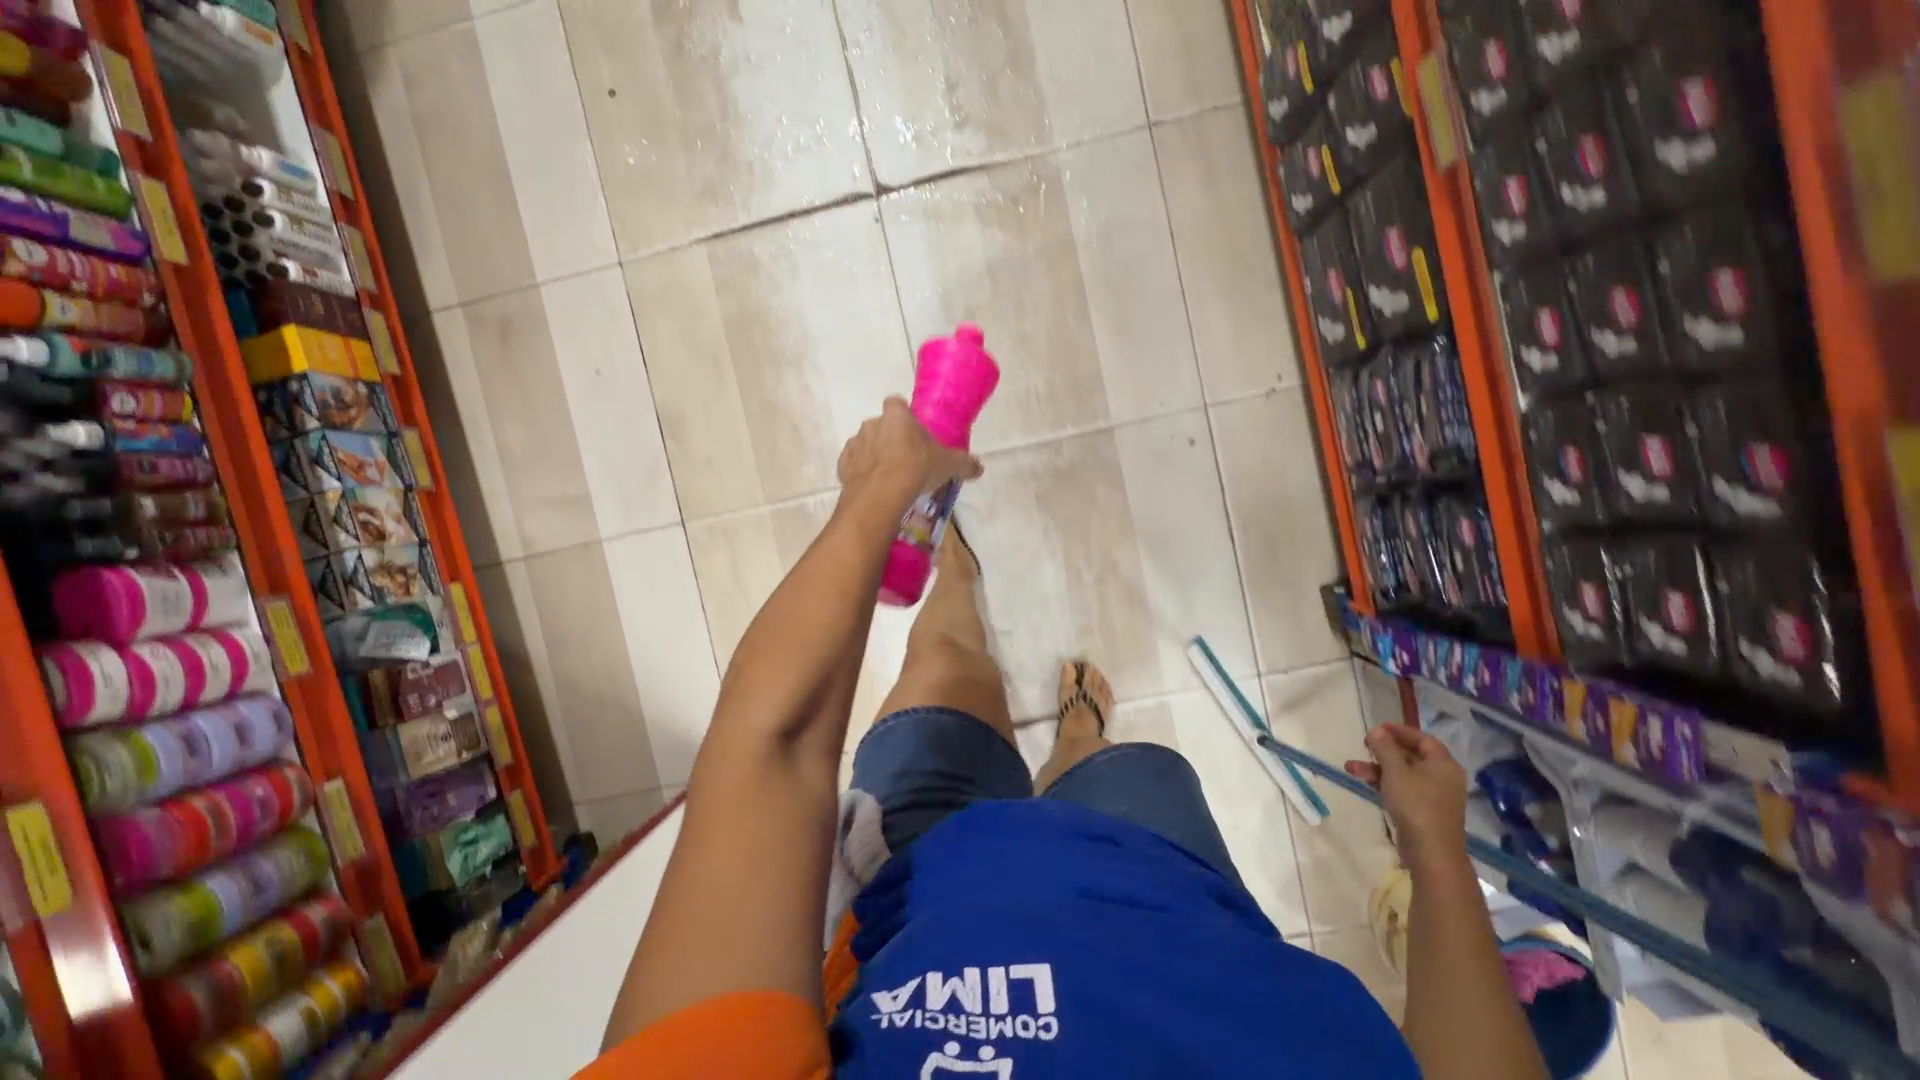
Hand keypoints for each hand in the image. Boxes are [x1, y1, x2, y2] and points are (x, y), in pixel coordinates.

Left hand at [837, 397, 982, 505]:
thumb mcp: (949, 464)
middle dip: (890, 438)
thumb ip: (964, 463)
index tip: (913, 432)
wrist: (882, 494)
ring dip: (875, 455)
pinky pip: (853, 465)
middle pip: (881, 425)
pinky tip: (875, 487)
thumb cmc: (917, 468)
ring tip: (890, 477)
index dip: (904, 416)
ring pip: (866, 445)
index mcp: (896, 415)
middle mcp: (872, 423)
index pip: (897, 403)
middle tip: (906, 458)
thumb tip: (978, 467)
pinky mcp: (843, 465)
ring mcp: (855, 444)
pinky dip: (861, 473)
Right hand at [1345, 723, 1468, 871]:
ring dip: (1378, 769)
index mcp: (1443, 764)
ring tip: (1351, 768)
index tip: (1377, 728)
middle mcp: (1442, 777)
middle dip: (1383, 751)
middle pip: (1411, 756)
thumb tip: (1377, 730)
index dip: (1400, 731)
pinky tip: (1367, 784)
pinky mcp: (1424, 811)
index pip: (1422, 739)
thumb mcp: (1396, 772)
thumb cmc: (1416, 805)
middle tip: (1363, 746)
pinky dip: (1386, 784)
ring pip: (1404, 774)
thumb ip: (1385, 748)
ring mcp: (1434, 796)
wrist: (1431, 851)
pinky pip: (1404, 789)